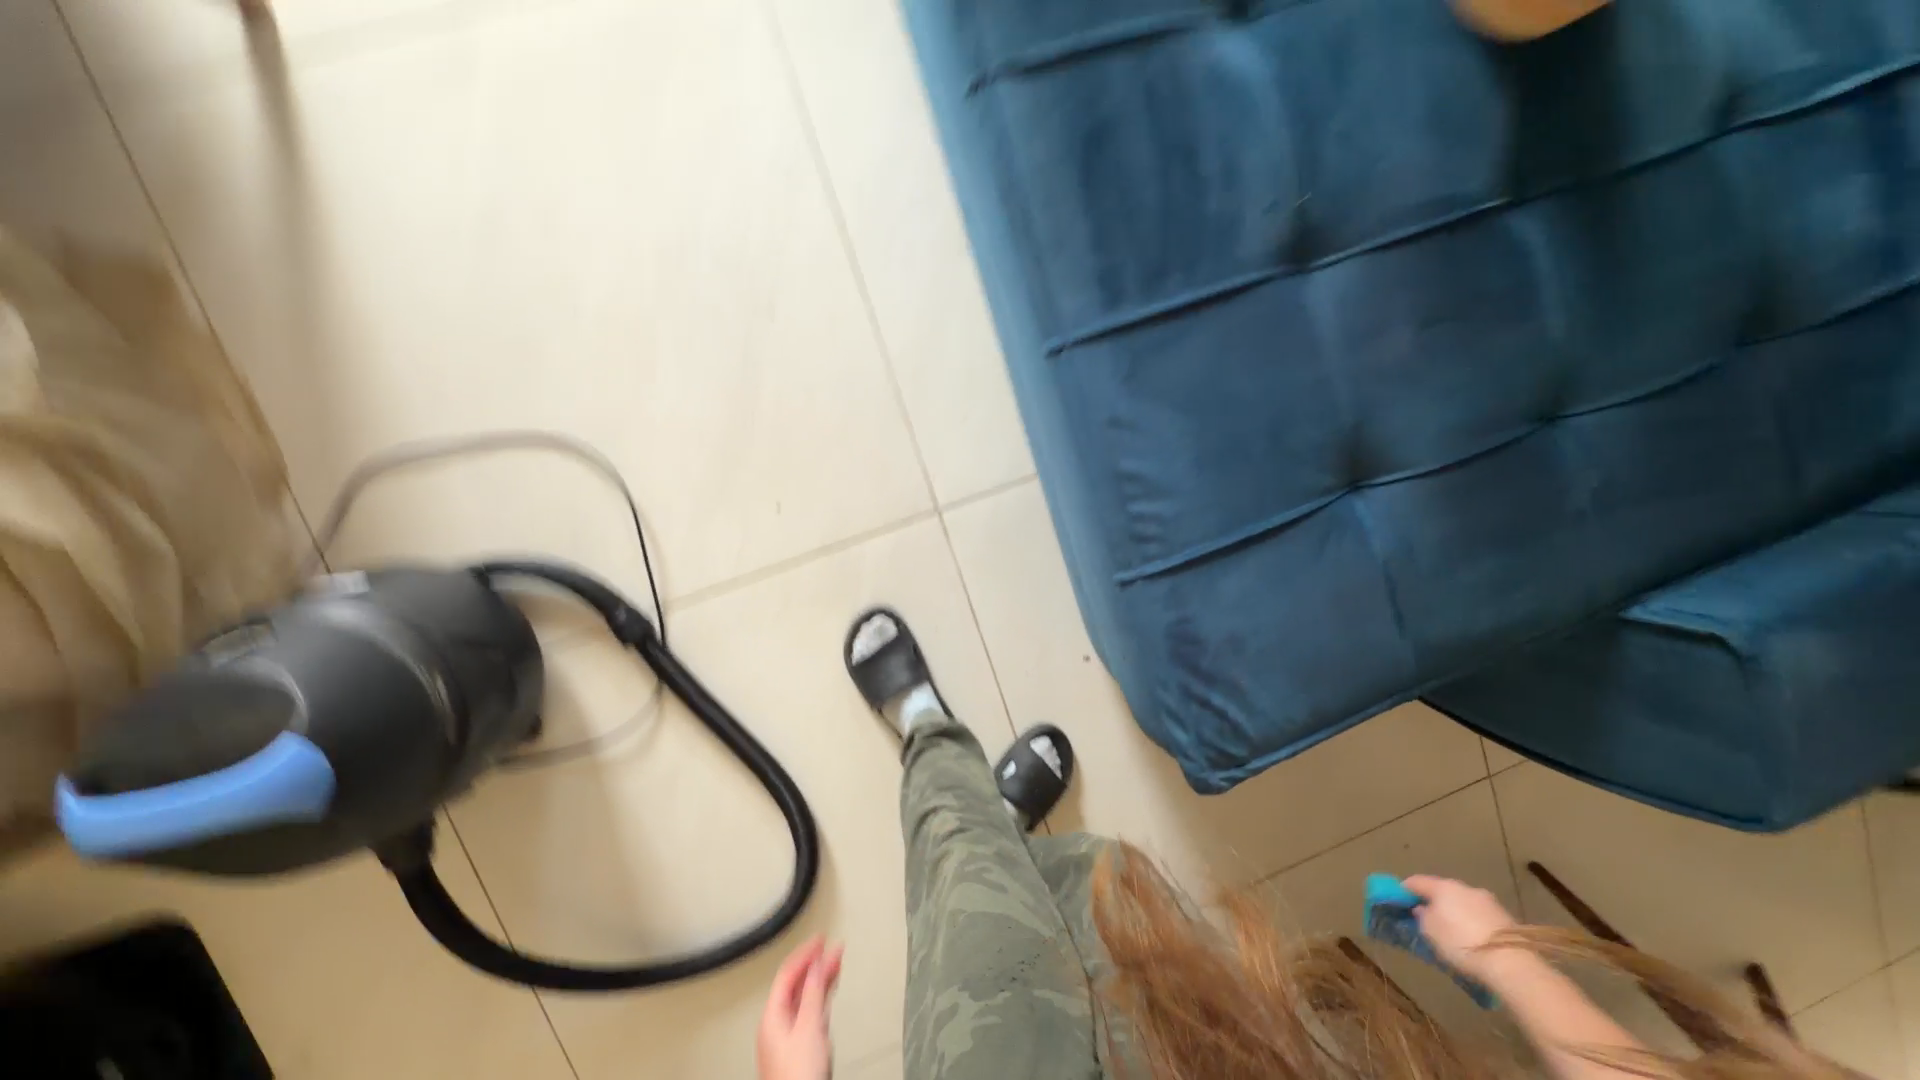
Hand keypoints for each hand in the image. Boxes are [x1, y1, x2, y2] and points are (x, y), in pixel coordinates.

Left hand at [758, 937, 842, 1079]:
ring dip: (819, 977)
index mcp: (772, 1014)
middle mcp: (777, 1022)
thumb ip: (813, 993)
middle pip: (796, 983)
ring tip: (835, 959)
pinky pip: (810, 1010)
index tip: (819, 937)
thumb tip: (815, 966)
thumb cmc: (797, 1075)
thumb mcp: (809, 1026)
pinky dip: (821, 996)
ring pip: (804, 996)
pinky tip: (829, 989)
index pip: (787, 973)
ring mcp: (789, 1033)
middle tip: (828, 944)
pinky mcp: (800, 1043)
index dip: (804, 952)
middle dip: (814, 963)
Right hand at [1401, 875, 1518, 979]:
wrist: (1509, 962)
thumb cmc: (1460, 943)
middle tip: (1427, 919)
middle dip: (1434, 902)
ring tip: (1452, 931)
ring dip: (1455, 912)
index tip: (1399, 902)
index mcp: (1443, 886)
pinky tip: (1472, 938)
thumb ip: (1421, 916)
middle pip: (1442, 891)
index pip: (1416, 881)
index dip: (1404, 890)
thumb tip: (1422, 909)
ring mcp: (1488, 901)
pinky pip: (1480, 915)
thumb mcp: (1429, 932)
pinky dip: (1472, 922)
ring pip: (1463, 902)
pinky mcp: (1505, 917)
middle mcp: (1465, 887)